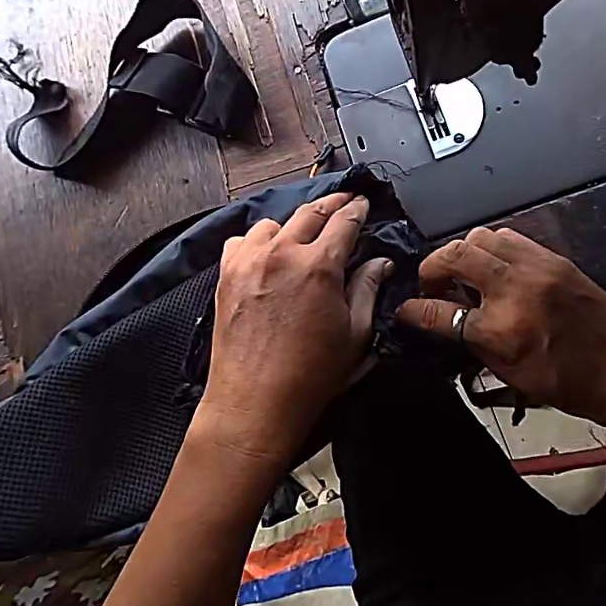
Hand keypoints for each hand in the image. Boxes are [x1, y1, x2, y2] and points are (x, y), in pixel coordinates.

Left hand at [198, 192, 392, 462]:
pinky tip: (266, 252)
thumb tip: (379, 263)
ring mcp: (249, 263)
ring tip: (304, 232)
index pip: (344, 221)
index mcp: (319, 266)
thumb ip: (368, 289)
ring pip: (274, 223)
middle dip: (332, 203)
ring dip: (294, 223)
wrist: (255, 403)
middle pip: (311, 212)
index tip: (363, 204)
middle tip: (344, 201)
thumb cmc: (309, 377)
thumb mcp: (356, 334)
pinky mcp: (226, 277)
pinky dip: (258, 240)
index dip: (358, 209)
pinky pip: (241, 241)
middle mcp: (282, 255)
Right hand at [397, 227, 605, 431]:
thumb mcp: (515, 377)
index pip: (441, 312)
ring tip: (462, 276)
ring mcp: (539, 268)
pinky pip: (510, 238)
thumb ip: (472, 344)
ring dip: (462, 254)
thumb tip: (443, 323)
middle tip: (431, 287)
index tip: (404, 310)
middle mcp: (517, 289)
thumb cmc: (576, 386)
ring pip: (481, 237)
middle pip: (455, 256)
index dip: (414, 310)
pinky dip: (491, 248)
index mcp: (504, 329)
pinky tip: (493, 270)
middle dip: (432, 268)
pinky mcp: (556, 259)